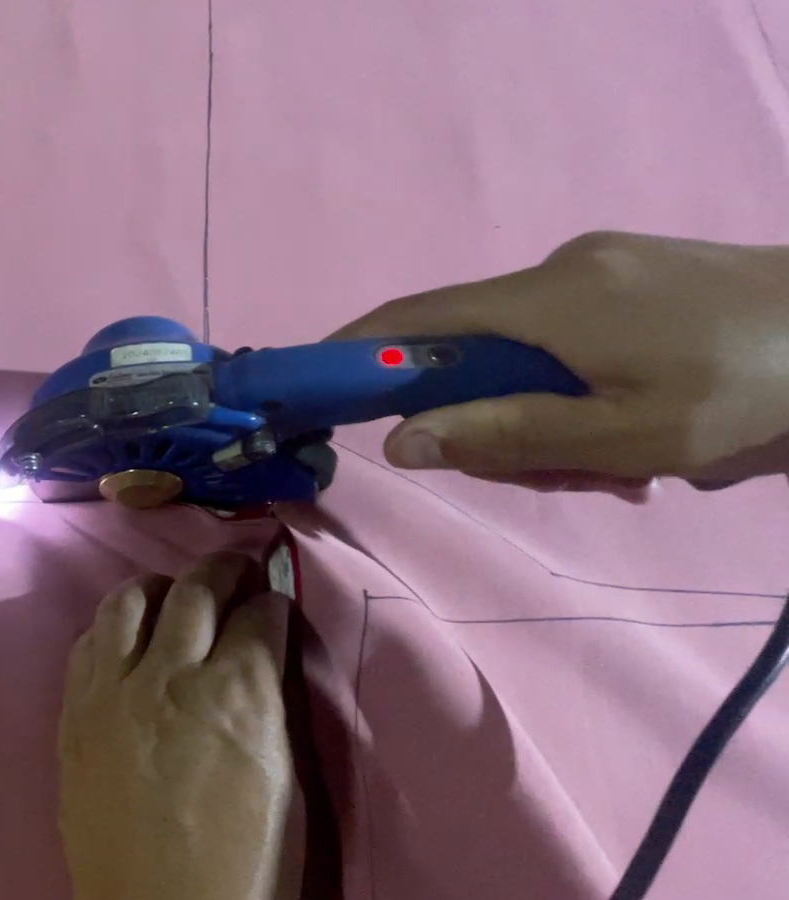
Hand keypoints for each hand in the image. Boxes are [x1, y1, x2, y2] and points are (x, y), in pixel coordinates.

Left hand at [57, 552, 293, 899]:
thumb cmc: (247, 876)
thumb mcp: (286, 785)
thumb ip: (269, 709)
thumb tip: (260, 663)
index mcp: (238, 697)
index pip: (256, 617)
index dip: (268, 599)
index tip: (271, 596)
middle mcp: (168, 677)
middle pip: (193, 593)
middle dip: (219, 570)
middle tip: (231, 567)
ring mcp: (110, 691)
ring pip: (126, 604)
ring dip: (155, 589)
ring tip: (169, 593)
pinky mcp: (72, 713)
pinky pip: (86, 645)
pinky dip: (109, 628)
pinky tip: (121, 637)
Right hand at [330, 232, 788, 487]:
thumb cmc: (762, 388)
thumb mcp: (628, 434)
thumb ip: (504, 436)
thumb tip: (394, 442)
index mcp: (549, 297)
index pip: (411, 319)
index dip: (349, 351)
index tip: (310, 391)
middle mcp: (563, 269)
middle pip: (467, 349)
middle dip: (479, 415)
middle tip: (543, 474)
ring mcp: (604, 269)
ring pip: (518, 353)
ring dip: (537, 415)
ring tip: (614, 464)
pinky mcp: (638, 278)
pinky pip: (563, 340)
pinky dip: (569, 391)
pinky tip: (630, 430)